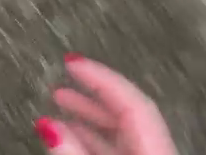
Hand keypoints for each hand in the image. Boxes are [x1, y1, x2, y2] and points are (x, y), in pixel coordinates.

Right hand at [38, 55, 177, 154]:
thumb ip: (78, 152)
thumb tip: (48, 124)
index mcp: (157, 149)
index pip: (133, 102)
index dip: (102, 77)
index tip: (71, 60)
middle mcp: (157, 150)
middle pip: (128, 114)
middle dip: (92, 93)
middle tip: (61, 76)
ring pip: (123, 133)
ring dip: (88, 116)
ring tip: (58, 103)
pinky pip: (121, 150)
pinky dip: (94, 138)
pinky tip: (71, 135)